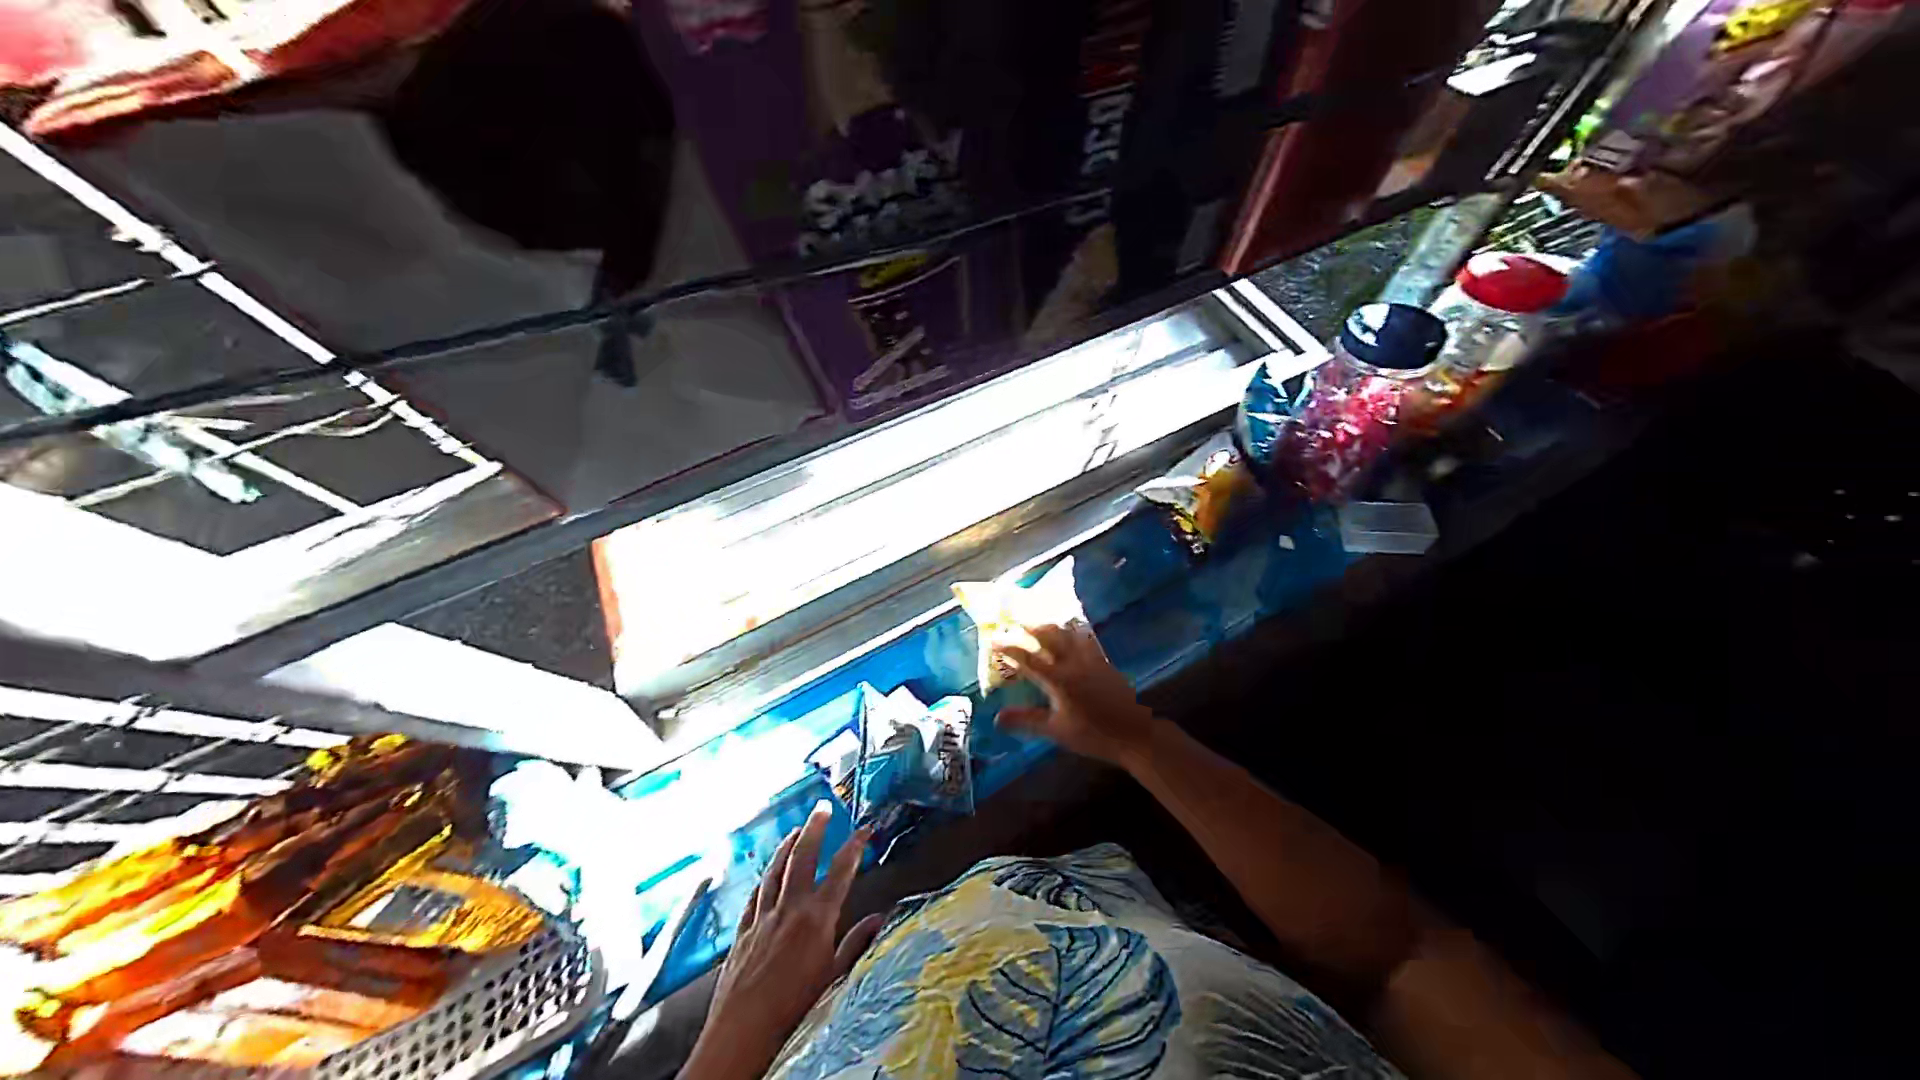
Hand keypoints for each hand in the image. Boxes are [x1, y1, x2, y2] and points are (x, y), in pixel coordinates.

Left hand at [683, 803, 881, 1079]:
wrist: (743, 1032)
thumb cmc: (795, 1009)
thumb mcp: (834, 977)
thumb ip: (856, 943)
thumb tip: (880, 919)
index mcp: (817, 918)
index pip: (841, 871)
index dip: (855, 847)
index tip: (864, 829)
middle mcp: (789, 909)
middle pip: (803, 857)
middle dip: (815, 829)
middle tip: (823, 808)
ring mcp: (762, 918)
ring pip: (775, 871)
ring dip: (787, 846)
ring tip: (795, 830)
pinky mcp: (742, 932)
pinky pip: (753, 896)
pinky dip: (763, 881)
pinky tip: (766, 875)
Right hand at [999, 624, 1164, 767]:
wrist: (1134, 734)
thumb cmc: (1093, 735)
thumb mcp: (1056, 731)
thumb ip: (1027, 720)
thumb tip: (997, 717)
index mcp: (1058, 679)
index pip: (1027, 659)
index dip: (1009, 648)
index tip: (994, 640)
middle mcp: (1073, 663)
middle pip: (1050, 637)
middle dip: (1032, 628)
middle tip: (1018, 623)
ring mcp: (1091, 660)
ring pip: (1069, 634)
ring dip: (1053, 628)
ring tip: (1042, 624)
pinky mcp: (1105, 662)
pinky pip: (1086, 640)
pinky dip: (1073, 633)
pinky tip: (1072, 635)